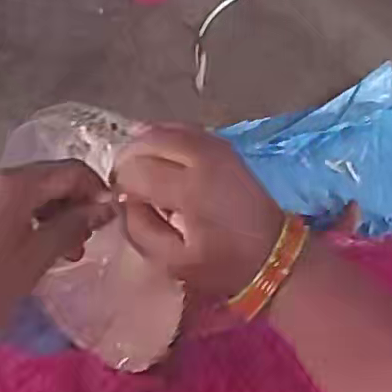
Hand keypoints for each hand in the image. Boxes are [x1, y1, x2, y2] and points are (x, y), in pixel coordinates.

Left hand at [0, 160, 109, 381]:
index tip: (112, 218)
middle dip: (74, 204)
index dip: (97, 189)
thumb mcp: (33, 261)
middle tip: (86, 243)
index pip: (71, 169)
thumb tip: (106, 206)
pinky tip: (28, 256)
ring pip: (27, 195)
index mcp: (11, 184)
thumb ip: (73, 227)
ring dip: (52, 216)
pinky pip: (4, 209)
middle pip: (47, 179)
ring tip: (61, 255)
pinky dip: (26, 224)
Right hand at [112, 123, 286, 299]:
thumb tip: (125, 199)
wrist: (272, 251)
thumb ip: (139, 228)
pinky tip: (160, 160)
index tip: (121, 202)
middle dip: (128, 159)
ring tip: (140, 172)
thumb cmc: (222, 263)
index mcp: (191, 188)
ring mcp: (217, 146)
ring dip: (144, 146)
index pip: (136, 169)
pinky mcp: (224, 145)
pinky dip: (165, 138)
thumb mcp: (172, 260)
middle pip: (147, 139)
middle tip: (125, 184)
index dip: (120, 185)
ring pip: (165, 128)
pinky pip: (184, 129)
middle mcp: (204, 157)